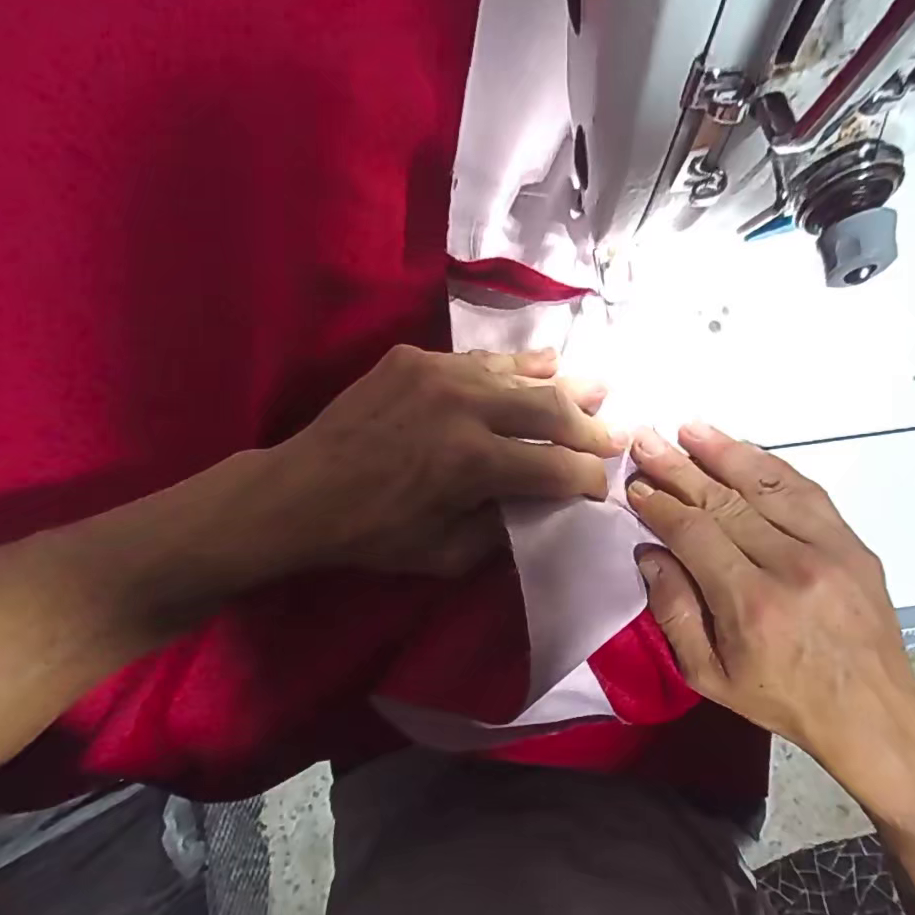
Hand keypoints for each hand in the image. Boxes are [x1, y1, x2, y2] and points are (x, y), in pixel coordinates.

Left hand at [274, 345, 624, 576]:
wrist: (302, 492)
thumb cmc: (373, 535)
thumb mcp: (445, 555)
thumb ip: (503, 527)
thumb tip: (543, 505)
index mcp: (474, 463)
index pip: (556, 466)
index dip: (588, 479)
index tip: (602, 486)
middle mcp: (464, 407)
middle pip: (550, 408)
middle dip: (588, 427)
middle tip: (613, 435)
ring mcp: (438, 373)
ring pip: (519, 375)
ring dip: (562, 385)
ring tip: (596, 388)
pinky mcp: (415, 359)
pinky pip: (479, 361)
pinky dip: (514, 367)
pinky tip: (543, 362)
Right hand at [626, 423, 914, 820]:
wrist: (872, 714)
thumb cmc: (780, 699)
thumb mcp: (707, 674)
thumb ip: (673, 611)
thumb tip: (650, 552)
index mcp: (751, 603)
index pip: (695, 533)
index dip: (660, 504)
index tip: (635, 486)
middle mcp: (792, 566)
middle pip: (725, 500)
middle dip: (679, 468)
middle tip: (646, 440)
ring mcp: (830, 549)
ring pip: (767, 485)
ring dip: (724, 452)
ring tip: (688, 429)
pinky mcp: (853, 544)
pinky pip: (806, 491)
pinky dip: (770, 465)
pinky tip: (742, 449)